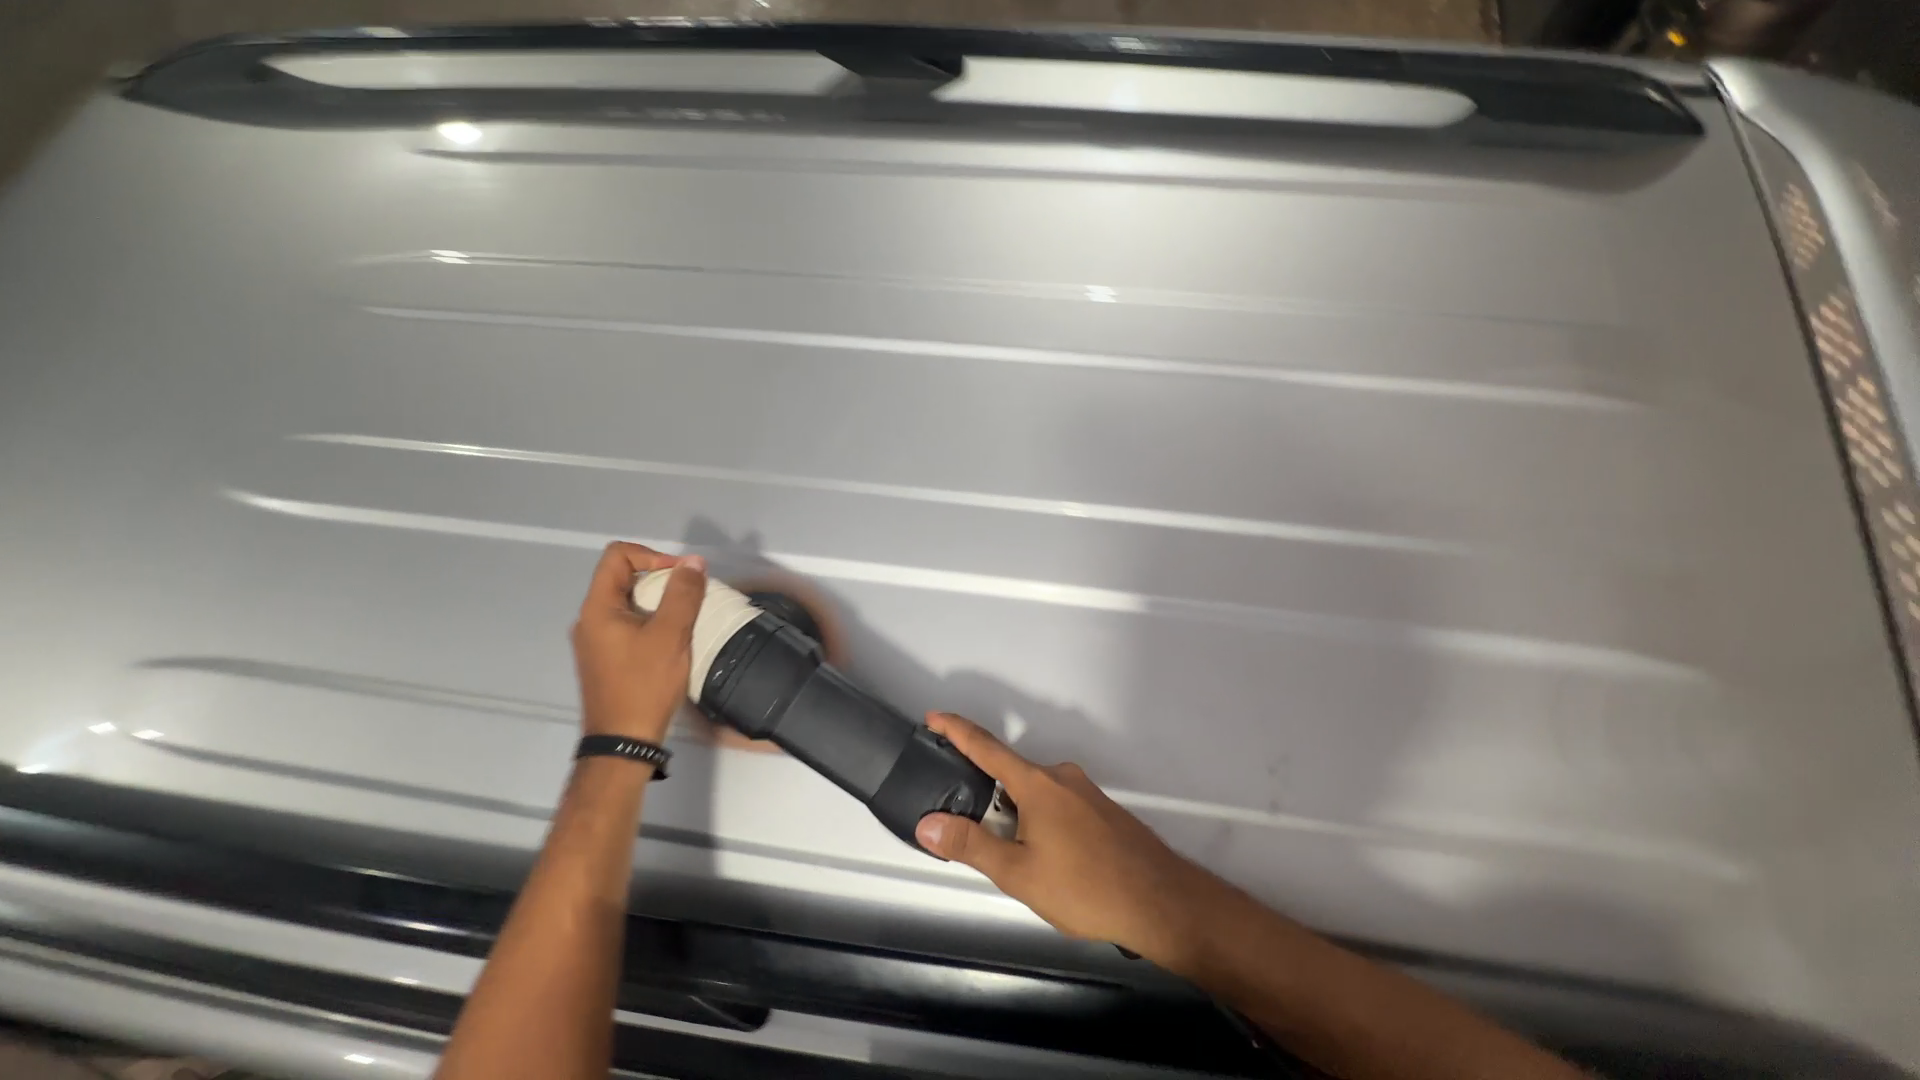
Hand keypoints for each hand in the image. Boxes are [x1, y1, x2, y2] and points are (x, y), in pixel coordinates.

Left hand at [570, 542, 705, 743]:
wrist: (623, 742)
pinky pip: (627, 624)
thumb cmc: (644, 685)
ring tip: (685, 619)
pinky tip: (671, 642)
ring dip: (658, 602)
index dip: (652, 555)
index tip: (681, 576)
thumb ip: (683, 594)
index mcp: (597, 608)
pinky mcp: (604, 659)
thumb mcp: (670, 635)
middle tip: (689, 597)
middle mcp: (589, 619)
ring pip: (627, 602)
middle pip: (622, 577)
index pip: (618, 556)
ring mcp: (594, 641)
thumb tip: (693, 562)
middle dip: (660, 579)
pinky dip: (650, 622)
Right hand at [915, 712, 1229, 969]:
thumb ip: (971, 844)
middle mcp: (1062, 779)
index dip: (956, 730)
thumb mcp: (1018, 872)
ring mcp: (1086, 794)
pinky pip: (1059, 807)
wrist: (1160, 903)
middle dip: (988, 800)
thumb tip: (928, 824)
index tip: (934, 717)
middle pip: (1011, 776)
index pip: (986, 747)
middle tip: (976, 836)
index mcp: (1037, 784)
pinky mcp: (1103, 813)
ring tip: (1018, 862)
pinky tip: (1050, 862)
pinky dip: (1042, 824)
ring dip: (1018, 817)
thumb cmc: (1086, 887)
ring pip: (1037, 796)